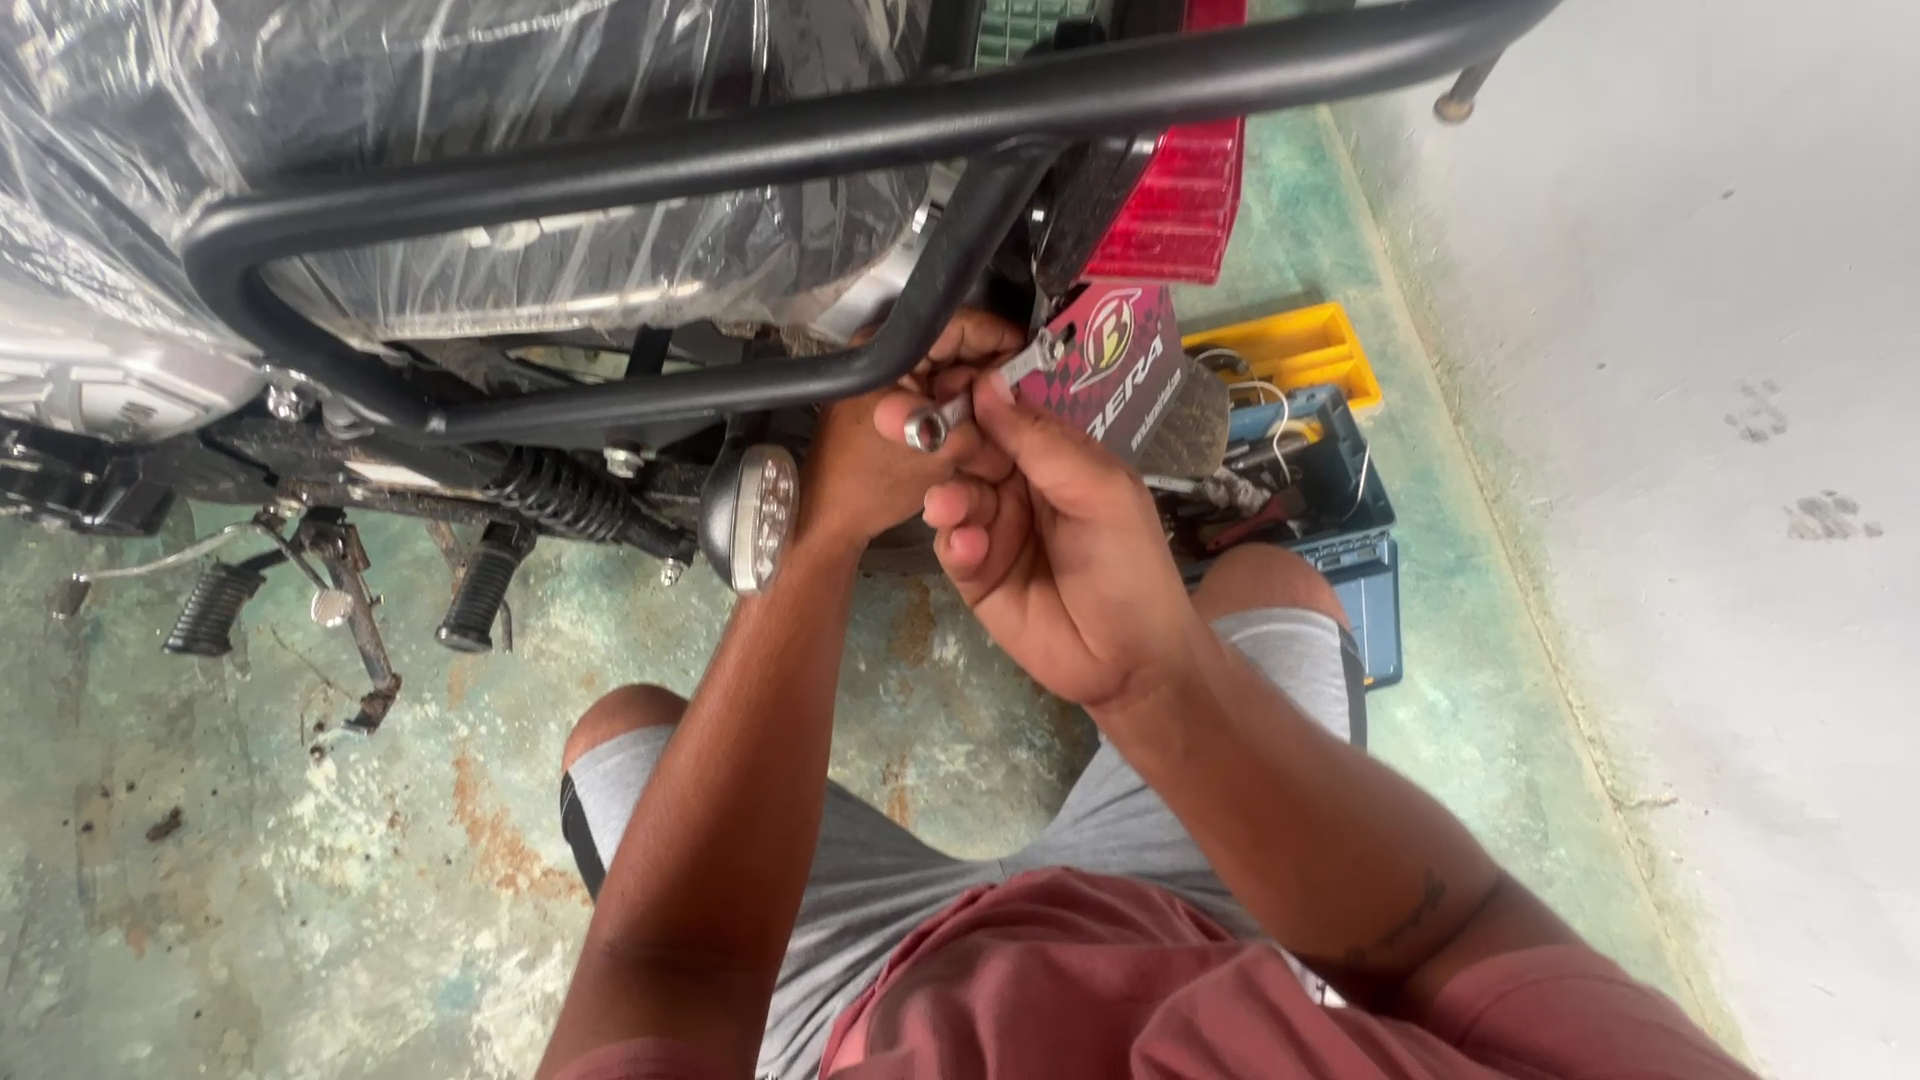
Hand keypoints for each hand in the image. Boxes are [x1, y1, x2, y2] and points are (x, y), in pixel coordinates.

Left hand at [799, 309, 1021, 551]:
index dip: (997, 337)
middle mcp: (886, 357)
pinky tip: (974, 430)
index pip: (955, 325)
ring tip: (998, 421)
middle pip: (955, 350)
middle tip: (1019, 396)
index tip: (1030, 354)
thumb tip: (1012, 399)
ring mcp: (887, 379)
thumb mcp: (937, 451)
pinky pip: (935, 395)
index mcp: (888, 354)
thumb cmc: (872, 483)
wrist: (829, 518)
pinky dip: (957, 410)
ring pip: (949, 375)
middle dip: (988, 373)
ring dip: (974, 397)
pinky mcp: (890, 401)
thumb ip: (979, 421)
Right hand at [910, 373, 1210, 710]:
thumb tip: (986, 383)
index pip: (1002, 414)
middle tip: (894, 421)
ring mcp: (994, 529)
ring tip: (948, 508)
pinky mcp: (975, 573)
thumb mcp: (1099, 492)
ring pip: (953, 495)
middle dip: (935, 437)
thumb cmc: (1128, 565)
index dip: (968, 397)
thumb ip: (1042, 443)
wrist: (1128, 659)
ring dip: (947, 497)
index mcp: (1052, 457)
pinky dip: (954, 542)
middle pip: (967, 450)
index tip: (931, 380)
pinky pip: (951, 545)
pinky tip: (970, 549)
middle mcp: (1018, 486)